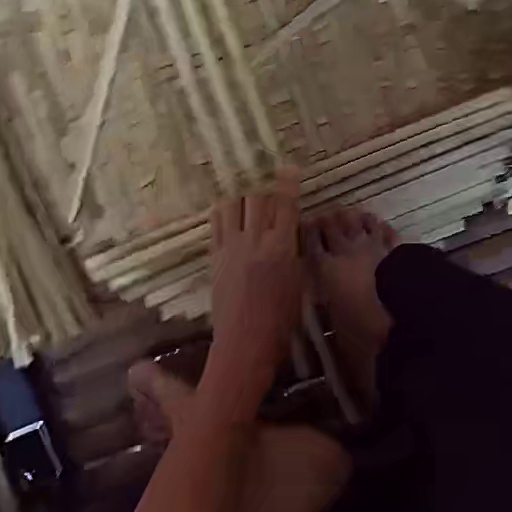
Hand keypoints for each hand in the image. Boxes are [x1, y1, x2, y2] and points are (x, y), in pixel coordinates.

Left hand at [206, 167, 303, 380]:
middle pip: (257, 199)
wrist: (245, 342)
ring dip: (243, 200)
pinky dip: (224, 214)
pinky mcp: (214, 257)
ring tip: (250, 205)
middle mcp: (253, 241)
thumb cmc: (282, 319)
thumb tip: (291, 230)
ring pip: (233, 205)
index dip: (288, 184)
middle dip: (266, 193)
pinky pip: (216, 224)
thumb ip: (293, 251)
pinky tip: (230, 217)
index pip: (285, 205)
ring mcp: (230, 248)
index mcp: (280, 248)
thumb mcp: (298, 281)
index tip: (290, 169)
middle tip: (272, 196)